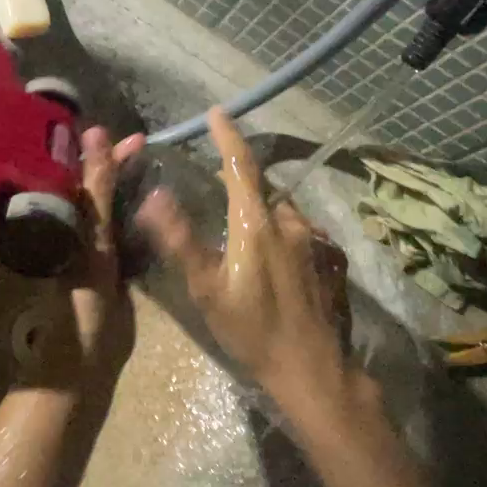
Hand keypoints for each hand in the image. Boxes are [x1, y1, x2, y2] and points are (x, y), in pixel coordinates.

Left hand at [15, 127, 141, 395]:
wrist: (90, 352)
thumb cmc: (83, 291)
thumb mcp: (93, 234)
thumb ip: (97, 187)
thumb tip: (96, 133)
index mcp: (68, 215)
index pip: (88, 173)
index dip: (110, 154)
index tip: (140, 139)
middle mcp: (82, 227)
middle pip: (105, 188)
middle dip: (126, 169)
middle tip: (155, 150)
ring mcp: (101, 248)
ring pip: (120, 211)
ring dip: (138, 193)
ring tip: (166, 173)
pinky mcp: (118, 269)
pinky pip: (133, 238)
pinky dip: (147, 224)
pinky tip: (167, 212)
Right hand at [135, 107, 352, 413]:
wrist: (317, 375)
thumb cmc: (253, 330)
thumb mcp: (206, 288)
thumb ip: (179, 239)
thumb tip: (155, 195)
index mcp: (256, 222)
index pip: (241, 163)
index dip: (227, 134)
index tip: (216, 112)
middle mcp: (290, 222)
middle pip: (262, 187)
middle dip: (241, 180)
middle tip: (219, 188)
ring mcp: (315, 242)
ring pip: (283, 211)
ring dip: (262, 209)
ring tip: (244, 231)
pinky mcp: (331, 262)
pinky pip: (301, 233)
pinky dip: (283, 232)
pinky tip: (275, 260)